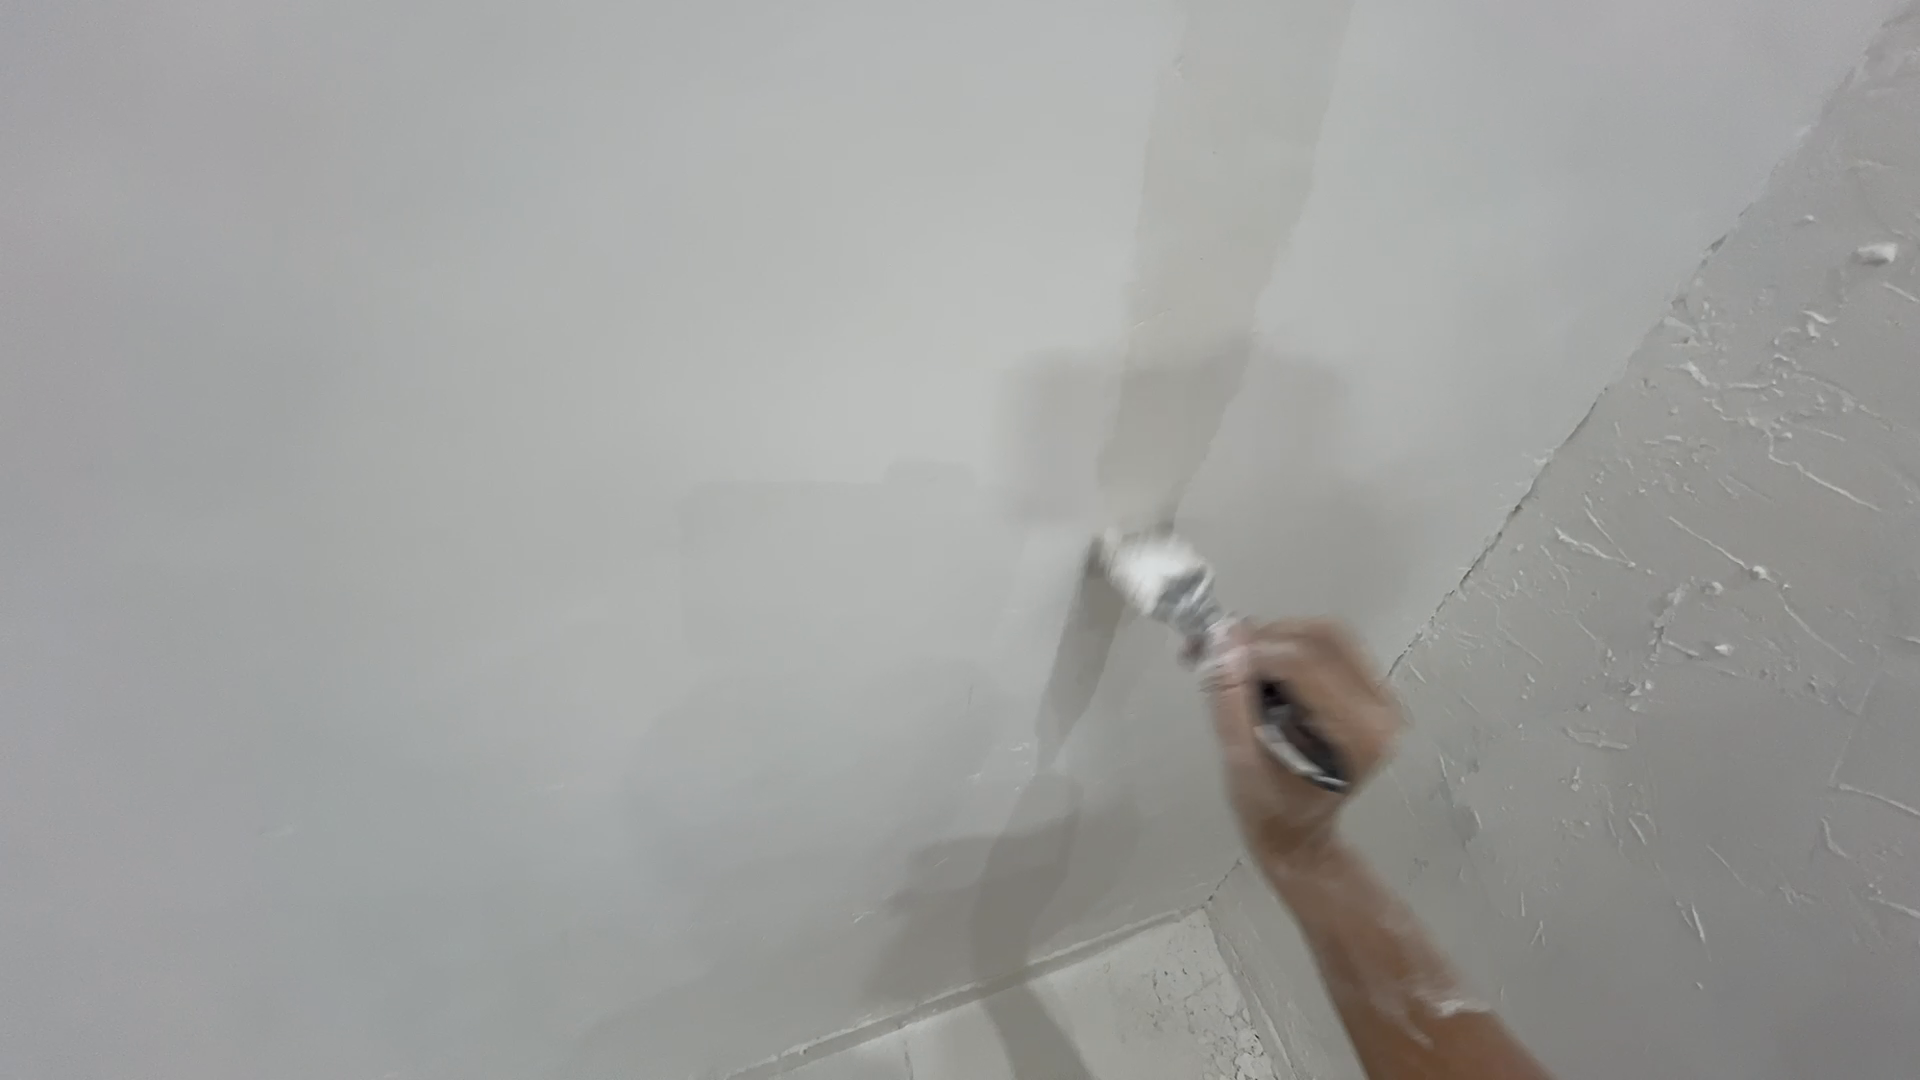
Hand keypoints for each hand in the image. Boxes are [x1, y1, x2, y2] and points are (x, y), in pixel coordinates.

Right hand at [1201, 619, 1402, 868]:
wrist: (1298, 836)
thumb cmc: (1267, 808)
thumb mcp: (1238, 759)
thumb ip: (1230, 697)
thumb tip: (1222, 637)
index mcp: (1356, 734)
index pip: (1301, 663)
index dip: (1250, 650)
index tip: (1206, 655)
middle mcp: (1381, 712)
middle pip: (1320, 636)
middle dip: (1261, 635)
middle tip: (1216, 650)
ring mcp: (1381, 700)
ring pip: (1324, 634)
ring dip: (1271, 636)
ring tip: (1230, 656)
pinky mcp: (1369, 692)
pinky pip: (1327, 647)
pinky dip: (1283, 645)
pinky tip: (1253, 663)